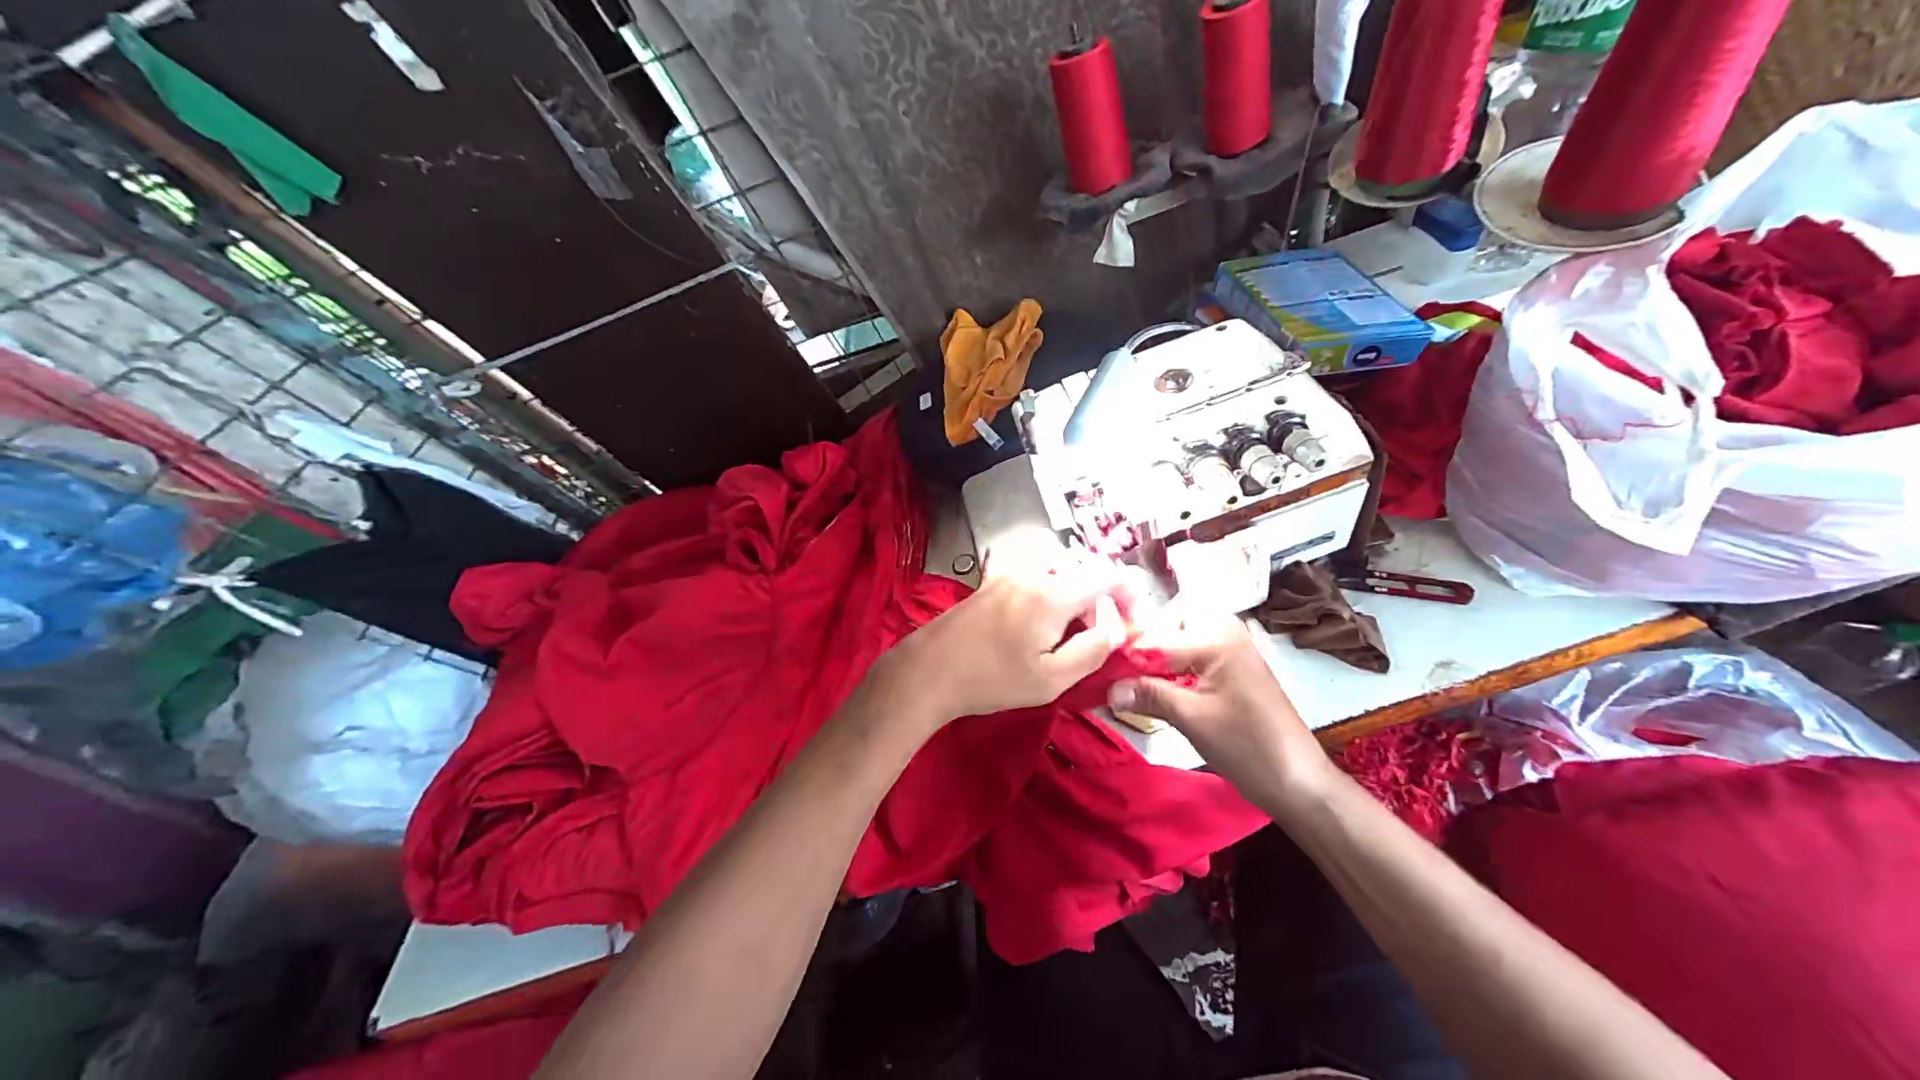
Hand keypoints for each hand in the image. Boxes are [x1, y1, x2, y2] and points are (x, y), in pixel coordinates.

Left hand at [872, 552, 1130, 725]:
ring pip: (1057, 571)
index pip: (1107, 576)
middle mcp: (1032, 574)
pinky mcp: (989, 583)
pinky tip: (1035, 618)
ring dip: (1072, 595)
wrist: (928, 671)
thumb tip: (1115, 629)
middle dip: (1099, 602)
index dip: (1129, 596)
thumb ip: (1092, 650)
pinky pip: (1031, 574)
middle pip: (1082, 573)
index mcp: (1052, 594)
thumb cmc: (991, 681)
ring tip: (1065, 632)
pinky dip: (1046, 590)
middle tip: (1095, 638)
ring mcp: (1007, 574)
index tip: (1131, 623)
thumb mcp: (1051, 679)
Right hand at [1109, 608, 1336, 812]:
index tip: (1092, 668)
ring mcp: (1229, 649)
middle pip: (1164, 628)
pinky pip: (1188, 658)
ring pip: (1174, 643)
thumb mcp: (1192, 719)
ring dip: (1150, 661)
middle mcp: (1223, 631)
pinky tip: (1148, 690)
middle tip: (1106, 671)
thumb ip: (1148, 695)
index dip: (1122, 654)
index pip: (1154, 636)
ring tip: (1120, 682)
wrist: (1299, 782)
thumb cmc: (1249, 748)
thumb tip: (1107, 688)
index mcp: (1216, 635)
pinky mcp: (1230, 668)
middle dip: (1136, 648)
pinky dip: (1168, 671)